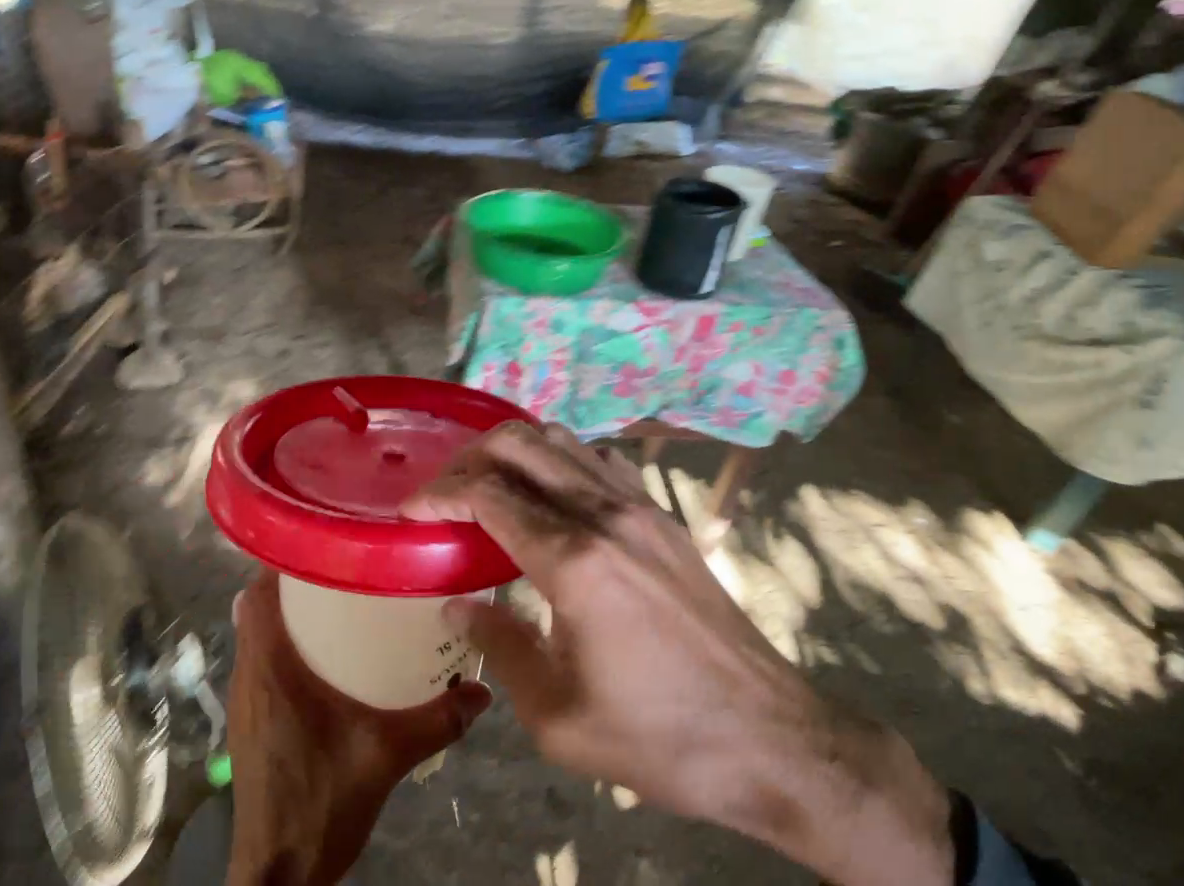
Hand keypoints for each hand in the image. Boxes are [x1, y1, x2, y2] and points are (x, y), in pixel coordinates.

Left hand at [225, 571, 491, 884]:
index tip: (331, 541)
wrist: (278, 874)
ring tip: (347, 605)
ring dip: (294, 617)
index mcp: (267, 666)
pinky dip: (291, 649)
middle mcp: (247, 673)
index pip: (261, 588)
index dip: (288, 557)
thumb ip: (436, 720)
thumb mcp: (387, 756)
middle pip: (261, 606)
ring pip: (261, 636)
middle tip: (352, 571)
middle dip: (300, 584)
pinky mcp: (251, 722)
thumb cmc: (321, 801)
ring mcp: (245, 700)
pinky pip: (265, 664)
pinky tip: (334, 662)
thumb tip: (482, 691)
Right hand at [402, 422, 952, 885]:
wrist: (774, 742)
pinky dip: (561, 462)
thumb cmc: (660, 738)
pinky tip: (550, 498)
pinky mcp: (666, 521)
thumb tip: (460, 606)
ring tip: (487, 488)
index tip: (409, 510)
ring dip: (515, 453)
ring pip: (563, 442)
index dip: (438, 494)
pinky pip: (602, 463)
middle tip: (442, 492)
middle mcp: (607, 516)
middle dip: (468, 458)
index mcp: (575, 561)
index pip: (487, 494)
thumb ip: (498, 647)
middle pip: (521, 445)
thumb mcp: (556, 715)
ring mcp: (643, 510)